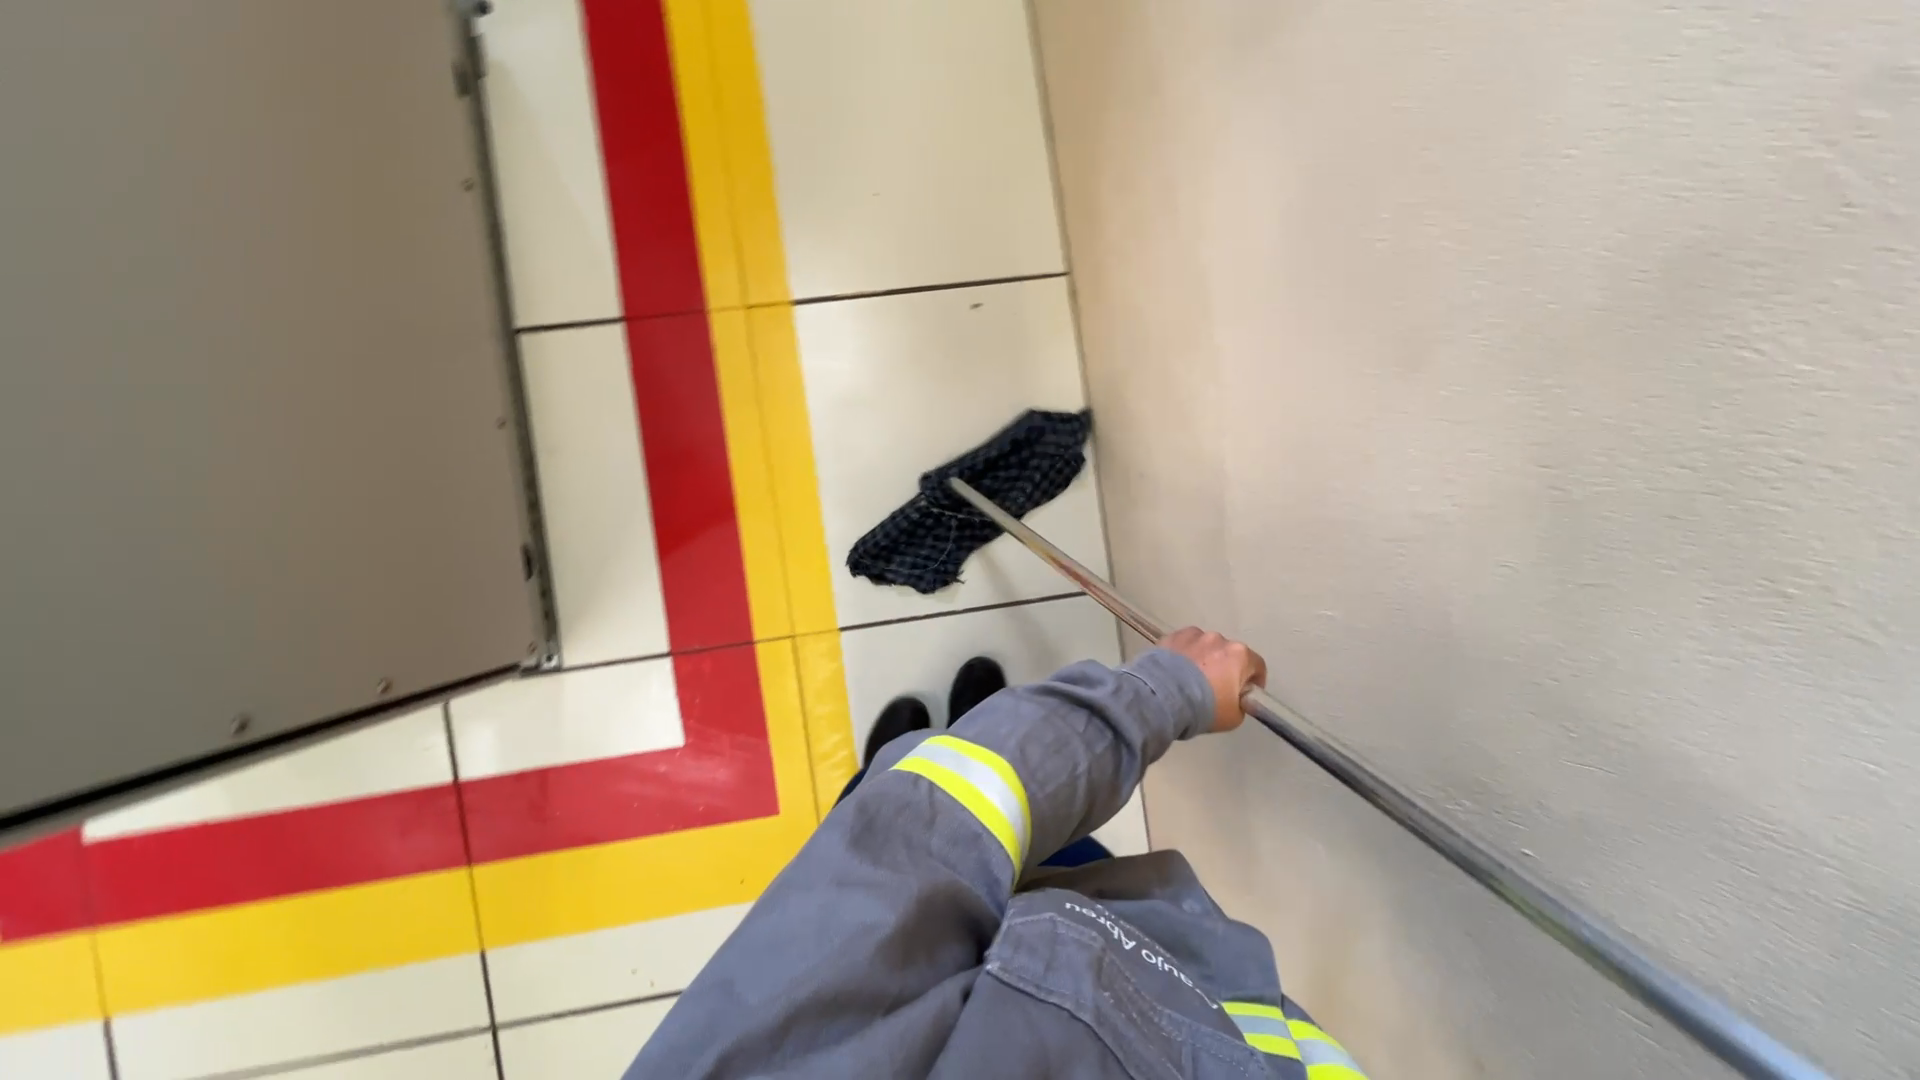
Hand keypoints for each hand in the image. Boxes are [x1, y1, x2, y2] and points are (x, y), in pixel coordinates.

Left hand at [1158, 627, 1266, 732]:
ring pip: (1204, 647)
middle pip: (1229, 654)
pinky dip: (1183, 655)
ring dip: (1203, 659)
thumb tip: (1237, 700)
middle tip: (1215, 689)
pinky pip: (1184, 646)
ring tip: (1190, 679)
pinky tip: (1174, 671)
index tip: (1246, 694)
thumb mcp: (1234, 717)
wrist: (1162, 697)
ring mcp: (1193, 635)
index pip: (1257, 666)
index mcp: (1240, 655)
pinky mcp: (1171, 636)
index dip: (1254, 682)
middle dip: (1226, 669)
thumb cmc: (1204, 707)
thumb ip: (1241, 705)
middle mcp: (1218, 639)